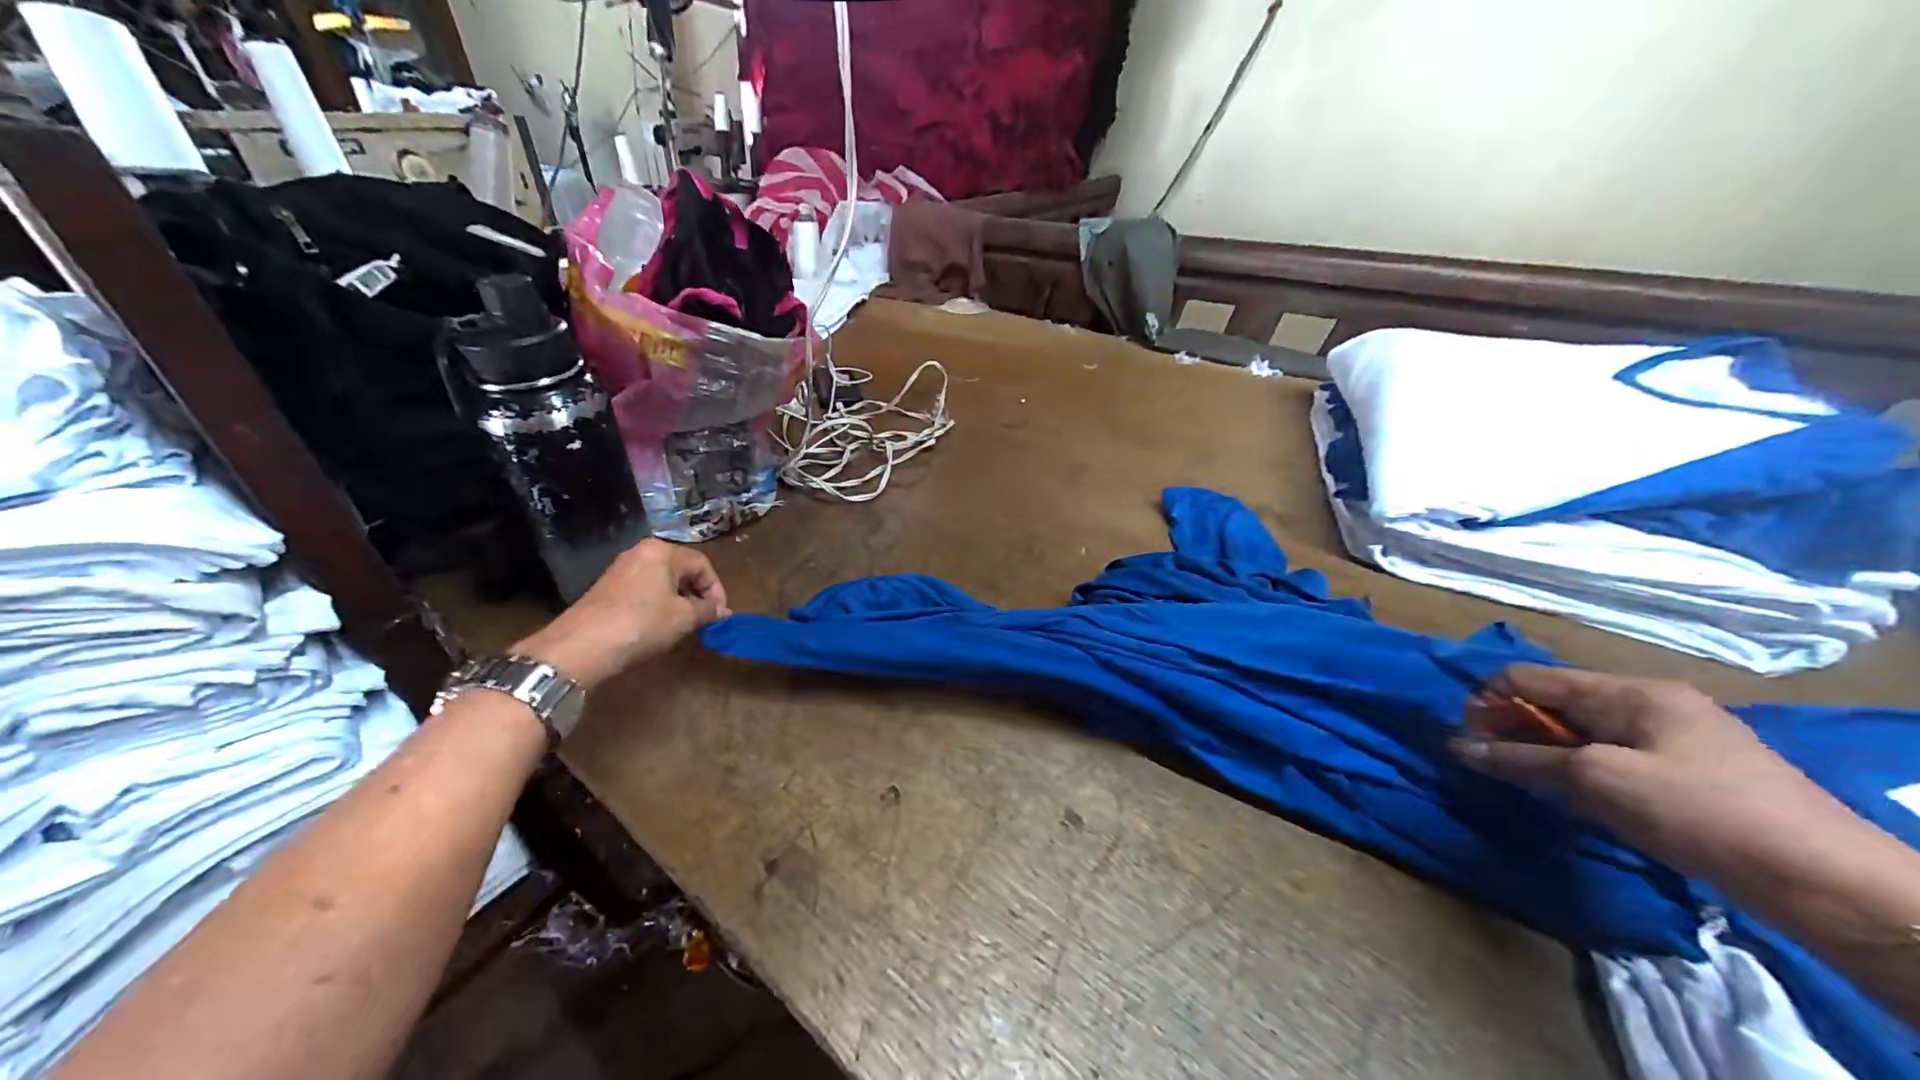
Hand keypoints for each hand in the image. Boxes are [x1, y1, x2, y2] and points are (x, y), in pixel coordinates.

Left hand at [513, 539, 730, 689]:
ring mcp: (621, 570)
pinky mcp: (607, 588)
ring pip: (662, 582)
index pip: (702, 565)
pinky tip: (658, 627)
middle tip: (704, 620)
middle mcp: (641, 553)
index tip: (719, 615)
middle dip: (697, 596)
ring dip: (679, 602)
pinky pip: (644, 591)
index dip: (717, 590)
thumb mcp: (684, 617)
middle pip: (681, 570)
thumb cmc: (643, 623)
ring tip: (684, 626)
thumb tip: (723, 611)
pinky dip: (658, 606)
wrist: (583, 645)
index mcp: (662, 551)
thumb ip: (708, 610)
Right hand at [1449, 665, 1872, 887]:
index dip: (1489, 701)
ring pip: (1580, 734)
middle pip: (1555, 704)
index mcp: (1631, 691)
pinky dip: (1578, 772)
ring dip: (1544, 754)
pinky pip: (1609, 759)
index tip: (1465, 738)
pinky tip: (1572, 798)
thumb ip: (1523, 759)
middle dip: (1514, 729)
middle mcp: (1649, 704)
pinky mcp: (1685, 775)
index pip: (1532, 678)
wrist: (1824, 881)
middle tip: (1489, 764)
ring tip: (1525, 783)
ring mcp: (1671, 740)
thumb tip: (1458, 746)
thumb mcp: (1598, 779)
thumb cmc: (1700, 811)